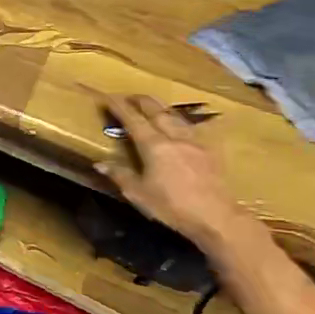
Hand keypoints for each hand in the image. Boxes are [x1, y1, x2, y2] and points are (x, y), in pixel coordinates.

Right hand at [96, 94, 250, 247]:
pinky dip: (180, 122)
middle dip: (141, 101)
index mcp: (153, 146)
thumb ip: (120, 176)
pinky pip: (192, 128)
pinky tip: (181, 127)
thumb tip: (100, 164)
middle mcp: (174, 136)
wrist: (214, 216)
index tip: (108, 97)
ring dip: (161, 108)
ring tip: (153, 108)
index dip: (119, 107)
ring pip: (175, 116)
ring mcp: (194, 141)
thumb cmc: (172, 207)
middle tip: (130, 97)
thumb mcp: (139, 195)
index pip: (133, 119)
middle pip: (156, 110)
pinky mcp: (209, 150)